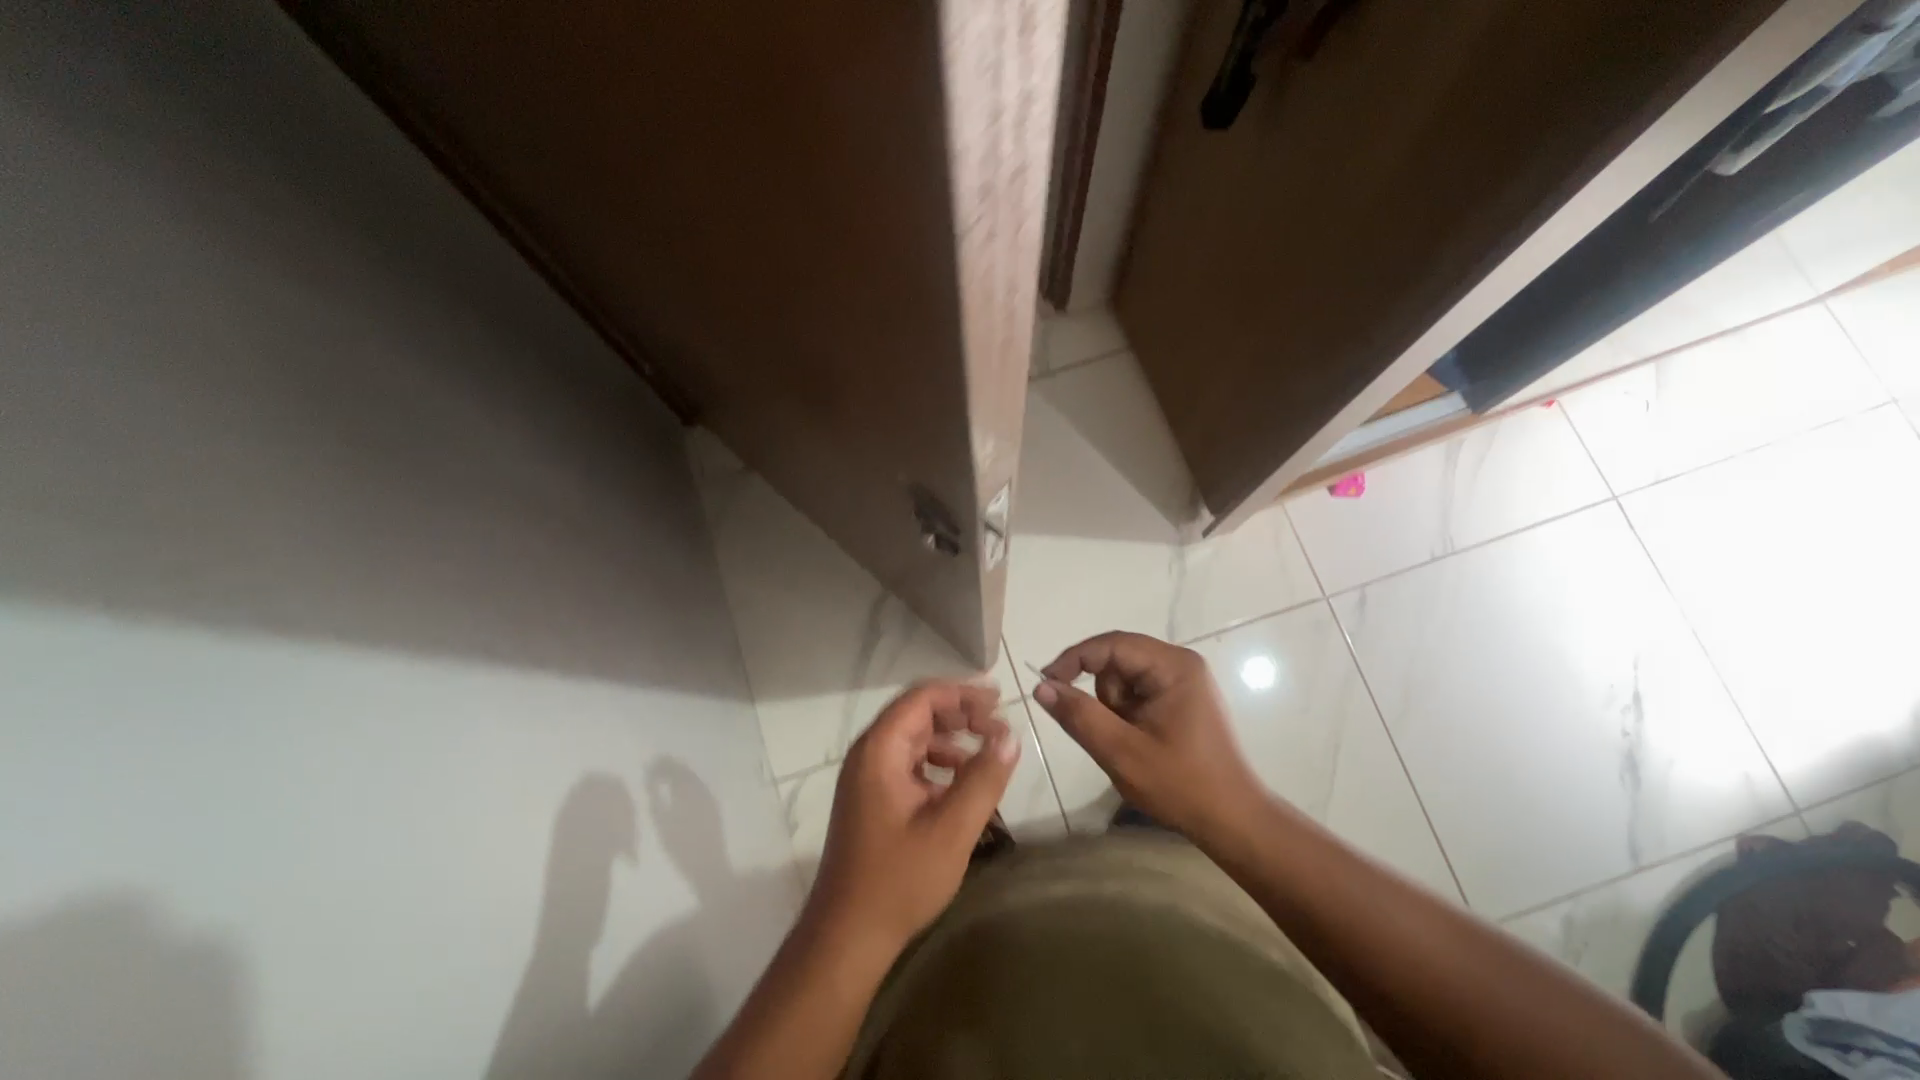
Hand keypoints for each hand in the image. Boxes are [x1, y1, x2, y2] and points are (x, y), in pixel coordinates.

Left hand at [806, 680, 1020, 950]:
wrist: (847, 935)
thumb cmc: (899, 879)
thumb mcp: (952, 829)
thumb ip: (983, 778)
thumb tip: (1010, 735)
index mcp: (879, 751)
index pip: (921, 698)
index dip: (961, 691)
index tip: (999, 697)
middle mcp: (867, 756)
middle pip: (915, 715)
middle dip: (959, 713)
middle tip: (999, 723)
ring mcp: (866, 780)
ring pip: (912, 741)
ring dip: (950, 740)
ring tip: (987, 753)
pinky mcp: (871, 802)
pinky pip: (907, 766)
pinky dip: (937, 765)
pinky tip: (962, 786)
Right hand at [1034, 631, 1265, 839]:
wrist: (1231, 819)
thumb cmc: (1180, 785)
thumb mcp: (1121, 752)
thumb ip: (1079, 715)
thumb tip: (1041, 687)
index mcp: (1173, 666)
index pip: (1111, 644)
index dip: (1073, 659)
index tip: (1045, 685)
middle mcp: (1180, 664)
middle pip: (1117, 660)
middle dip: (1103, 695)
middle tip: (1108, 733)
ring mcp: (1184, 681)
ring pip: (1124, 678)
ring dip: (1114, 708)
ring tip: (1129, 744)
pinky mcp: (1182, 699)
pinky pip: (1138, 693)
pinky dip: (1126, 715)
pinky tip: (1138, 743)